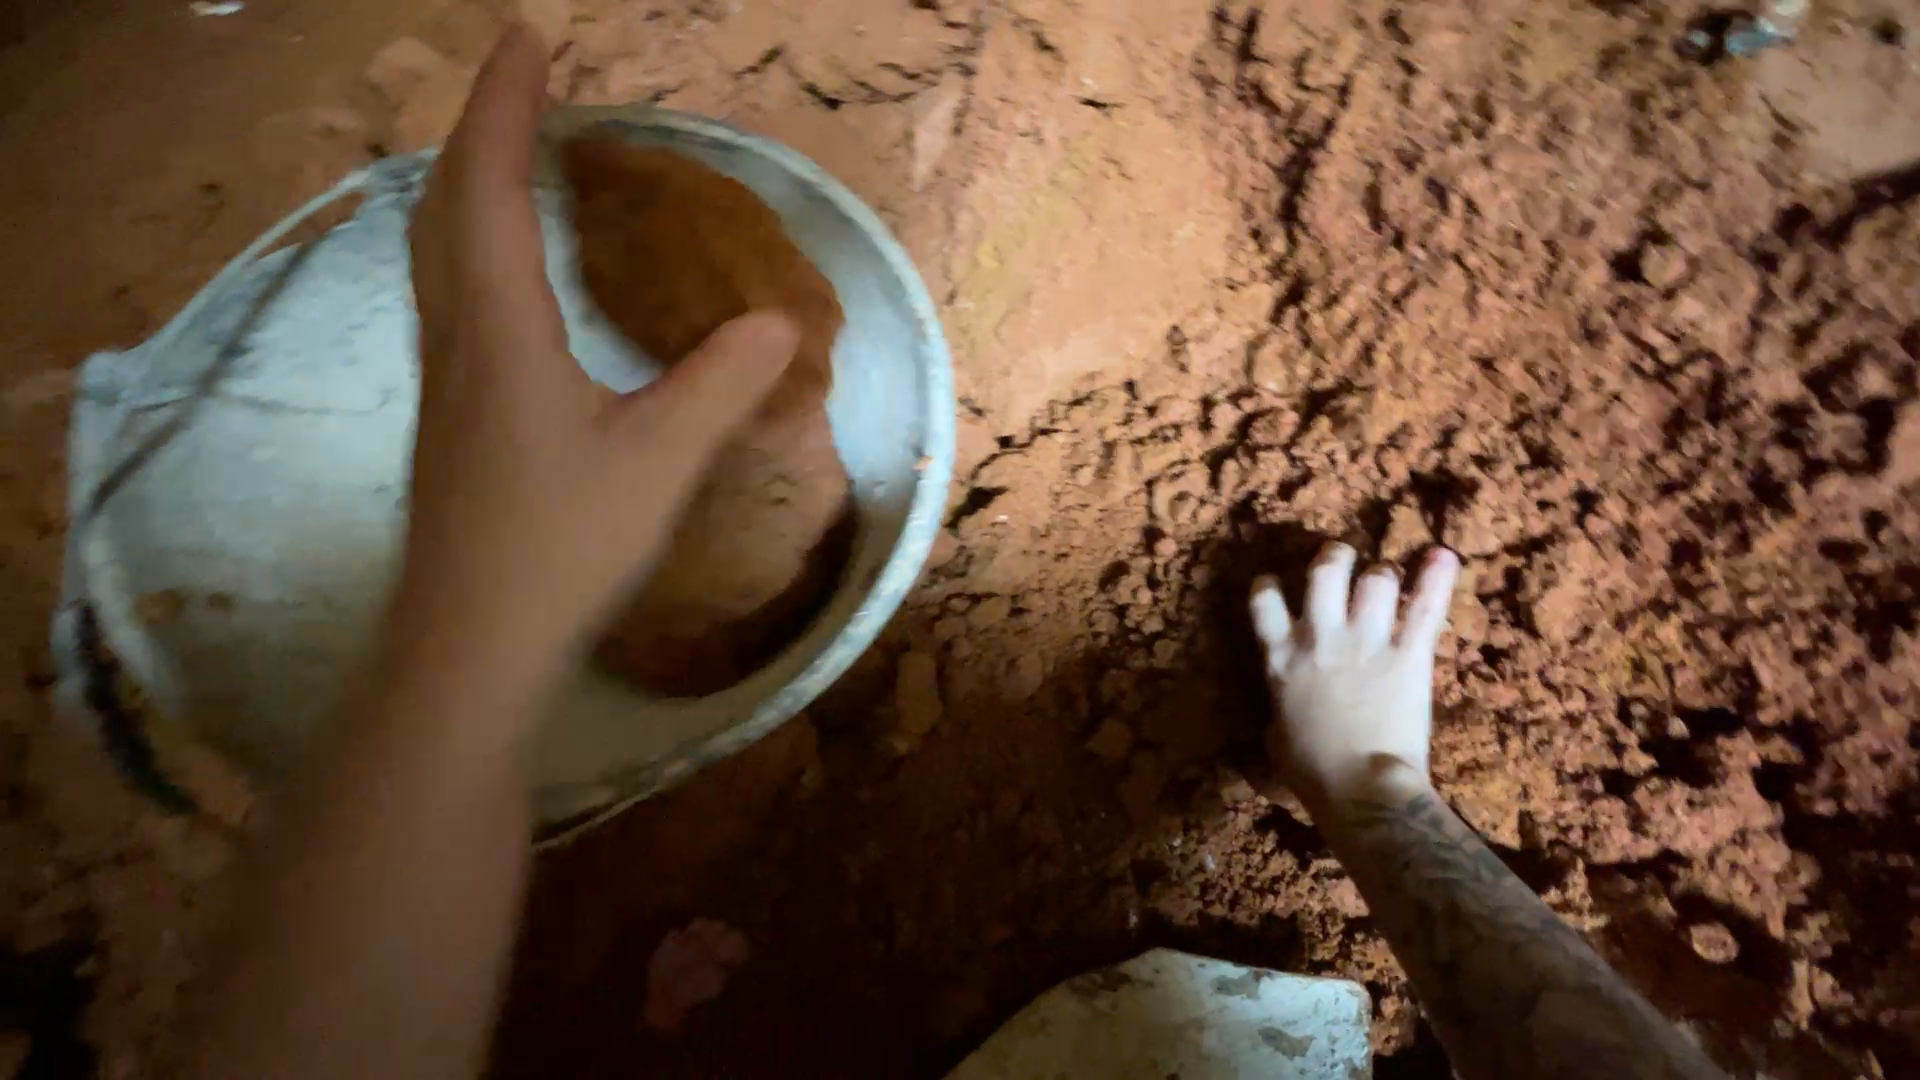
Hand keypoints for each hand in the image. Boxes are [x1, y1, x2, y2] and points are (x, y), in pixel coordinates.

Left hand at [393, 24, 798, 712]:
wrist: (475, 638)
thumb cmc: (565, 544)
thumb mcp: (660, 460)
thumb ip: (720, 384)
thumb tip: (779, 319)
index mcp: (503, 332)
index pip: (488, 190)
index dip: (504, 107)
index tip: (528, 39)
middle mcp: (459, 341)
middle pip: (445, 209)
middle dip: (479, 134)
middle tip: (521, 93)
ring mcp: (448, 383)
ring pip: (437, 257)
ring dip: (467, 192)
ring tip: (510, 165)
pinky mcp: (456, 420)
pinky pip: (453, 302)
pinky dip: (474, 254)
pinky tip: (510, 284)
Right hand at [1249, 543, 1459, 808]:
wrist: (1361, 787)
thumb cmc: (1310, 769)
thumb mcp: (1276, 730)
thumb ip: (1281, 701)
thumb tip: (1287, 702)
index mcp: (1280, 656)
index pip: (1264, 599)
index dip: (1269, 584)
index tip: (1276, 583)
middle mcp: (1320, 637)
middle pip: (1324, 571)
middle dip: (1334, 557)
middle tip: (1341, 558)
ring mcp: (1366, 641)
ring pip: (1375, 580)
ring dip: (1381, 575)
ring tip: (1385, 579)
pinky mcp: (1409, 655)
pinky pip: (1425, 607)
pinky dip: (1436, 578)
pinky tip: (1442, 555)